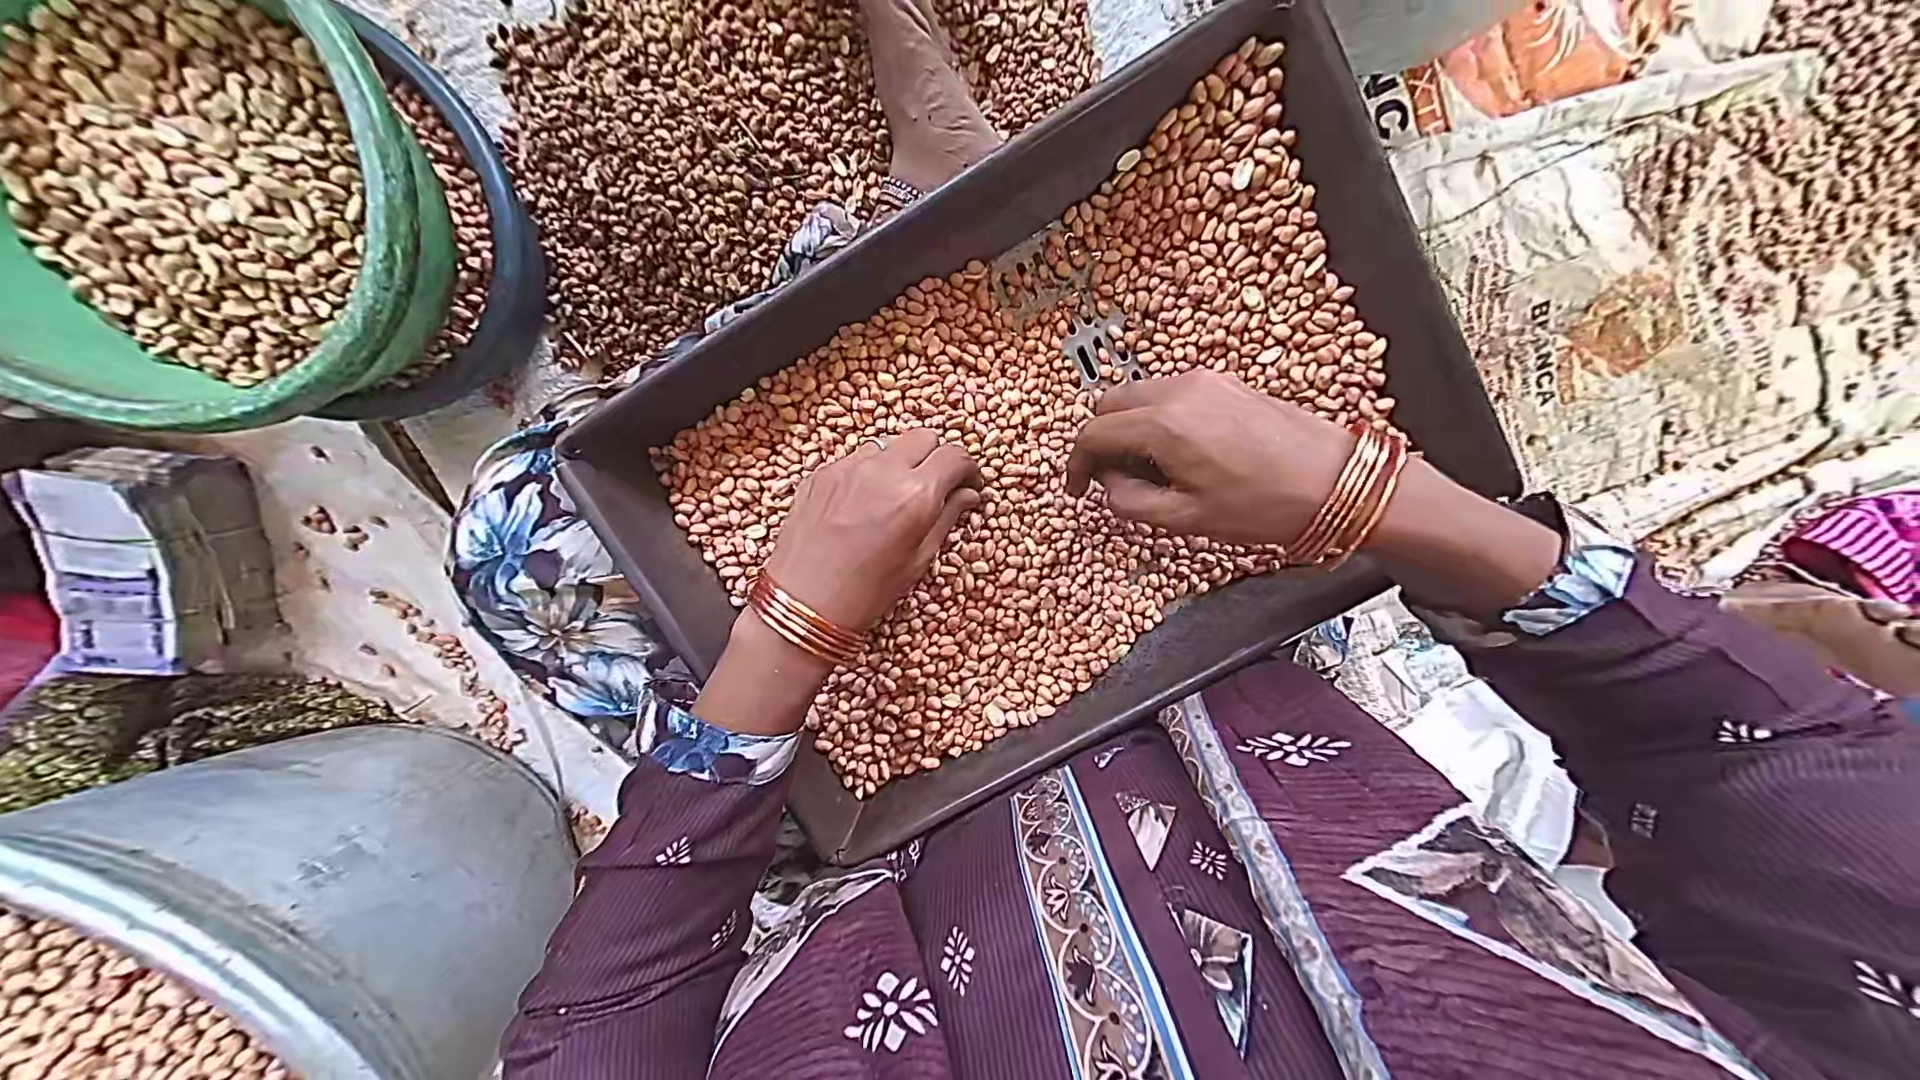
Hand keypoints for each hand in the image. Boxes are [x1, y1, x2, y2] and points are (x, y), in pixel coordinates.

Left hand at [762, 429, 983, 628]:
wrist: (803, 603)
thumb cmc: (865, 591)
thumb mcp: (919, 559)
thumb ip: (947, 518)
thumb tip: (968, 494)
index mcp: (915, 495)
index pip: (955, 456)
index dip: (969, 468)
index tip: (969, 483)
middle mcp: (883, 470)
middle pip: (924, 437)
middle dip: (936, 456)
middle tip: (936, 485)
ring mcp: (848, 467)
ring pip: (888, 444)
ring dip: (900, 462)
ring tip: (895, 495)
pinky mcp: (821, 472)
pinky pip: (856, 458)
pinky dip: (869, 472)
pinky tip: (864, 503)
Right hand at [1064, 369, 1353, 546]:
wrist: (1338, 482)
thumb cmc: (1267, 504)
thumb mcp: (1185, 518)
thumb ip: (1129, 502)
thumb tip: (1109, 486)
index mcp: (1164, 425)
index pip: (1093, 433)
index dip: (1075, 464)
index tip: (1078, 487)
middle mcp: (1179, 390)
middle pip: (1108, 404)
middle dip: (1098, 440)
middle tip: (1109, 478)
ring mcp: (1204, 380)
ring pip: (1136, 395)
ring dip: (1126, 427)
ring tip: (1147, 469)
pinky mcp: (1223, 381)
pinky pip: (1167, 392)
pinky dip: (1154, 417)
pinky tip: (1175, 451)